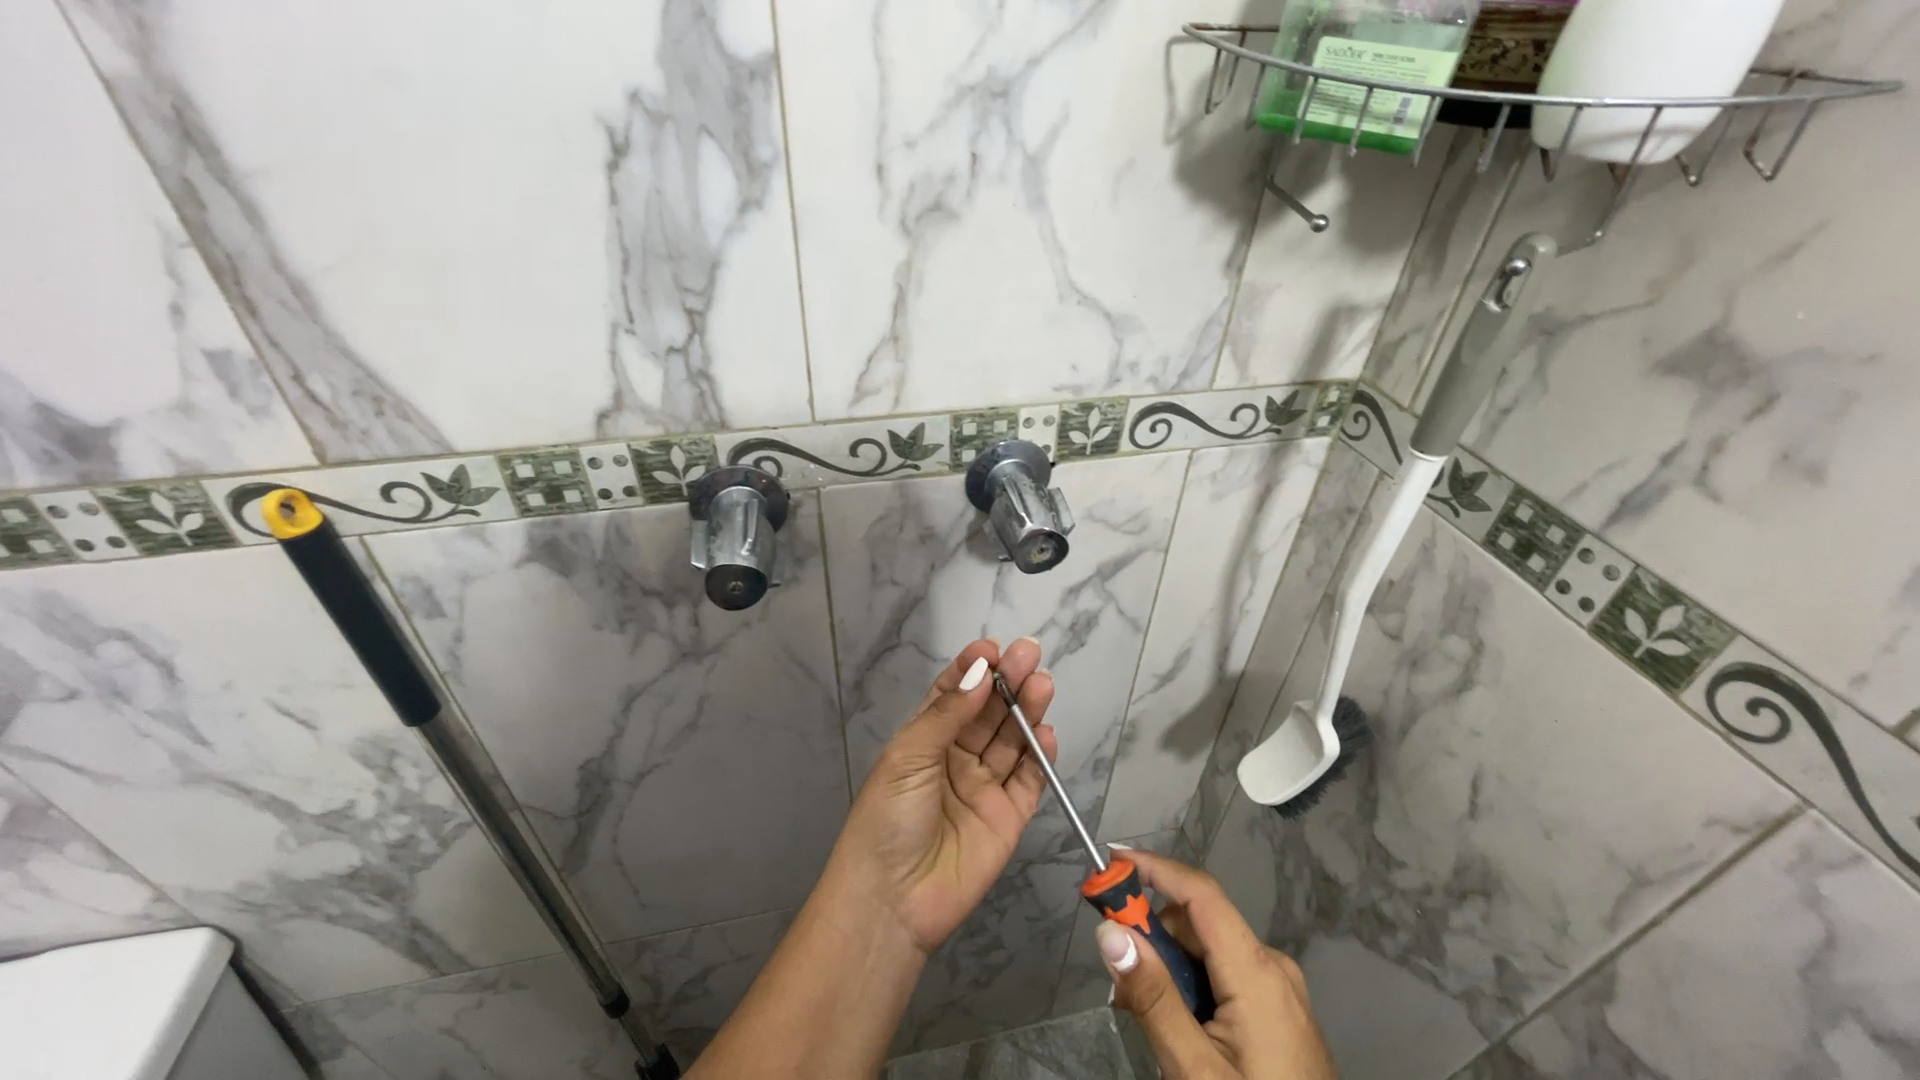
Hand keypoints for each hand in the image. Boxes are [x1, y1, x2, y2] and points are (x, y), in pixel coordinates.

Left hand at [824, 638, 1057, 953]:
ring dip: (1027, 711)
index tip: (992, 648)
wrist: (892, 900)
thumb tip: (981, 671)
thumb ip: (947, 715)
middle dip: (1008, 683)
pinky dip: (1040, 756)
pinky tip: (1046, 732)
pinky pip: (1029, 780)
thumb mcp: (908, 758)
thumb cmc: (888, 819)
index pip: (952, 696)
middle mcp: (955, 760)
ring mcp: (984, 789)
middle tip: (1029, 653)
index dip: (972, 670)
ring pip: (1012, 741)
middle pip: (988, 714)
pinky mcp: (1009, 818)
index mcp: (924, 742)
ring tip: (1041, 683)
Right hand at [1098, 850, 1334, 1079]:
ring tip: (1143, 1019)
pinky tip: (1176, 1030)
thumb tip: (1108, 931)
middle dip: (1151, 936)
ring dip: (1169, 969)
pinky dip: (1192, 989)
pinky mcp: (1280, 1015)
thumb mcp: (1193, 1070)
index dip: (1154, 868)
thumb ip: (1152, 997)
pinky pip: (1225, 979)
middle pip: (1199, 925)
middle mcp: (1272, 968)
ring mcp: (1281, 993)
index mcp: (1257, 972)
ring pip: (1209, 954)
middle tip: (1115, 981)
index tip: (1108, 862)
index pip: (1200, 893)